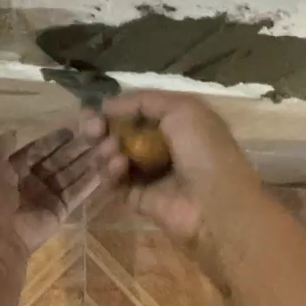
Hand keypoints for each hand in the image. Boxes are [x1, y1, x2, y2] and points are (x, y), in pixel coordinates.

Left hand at [0, 127, 99, 252]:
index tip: (72, 129)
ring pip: (70, 175)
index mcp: (10, 171)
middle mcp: (29, 183)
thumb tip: (14, 132)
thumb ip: (0, 147)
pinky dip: (90, 181)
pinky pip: (76, 193)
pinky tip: (108, 167)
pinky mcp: (59, 212)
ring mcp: (45, 198)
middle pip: (56, 162)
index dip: (52, 141)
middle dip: (75, 149)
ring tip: (110, 147)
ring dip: (88, 161)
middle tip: (98, 135)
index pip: (36, 152)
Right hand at [85, 91, 261, 245]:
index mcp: (177, 123)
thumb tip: (106, 105)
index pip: (137, 111)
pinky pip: (114, 181)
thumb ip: (143, 101)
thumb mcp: (183, 110)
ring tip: (111, 151)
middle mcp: (161, 146)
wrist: (213, 204)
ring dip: (106, 149)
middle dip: (102, 128)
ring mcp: (148, 173)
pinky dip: (110, 172)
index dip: (115, 109)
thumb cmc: (204, 150)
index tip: (97, 110)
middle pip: (120, 132)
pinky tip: (119, 167)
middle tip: (92, 130)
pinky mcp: (137, 197)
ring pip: (113, 155)